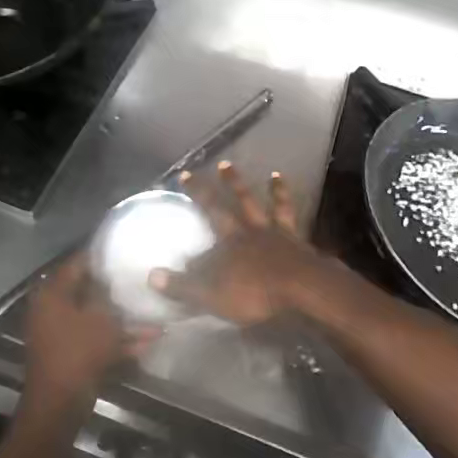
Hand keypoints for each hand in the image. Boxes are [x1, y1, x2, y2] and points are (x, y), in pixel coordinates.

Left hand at [25, 254, 144, 402]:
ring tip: (151, 309)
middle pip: (87, 290)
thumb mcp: (102, 319)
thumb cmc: (78, 352)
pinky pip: (97, 339)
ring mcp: (61, 333)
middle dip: (114, 287)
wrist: (60, 402)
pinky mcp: (72, 353)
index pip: (77, 263)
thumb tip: (117, 281)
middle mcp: (53, 309)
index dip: (102, 256)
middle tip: (140, 278)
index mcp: (53, 294)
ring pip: (95, 317)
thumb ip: (110, 297)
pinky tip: (149, 340)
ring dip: (121, 317)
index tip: (126, 250)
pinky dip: (118, 340)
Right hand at [150, 162, 327, 325]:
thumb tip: (152, 275)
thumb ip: (183, 286)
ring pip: (273, 207)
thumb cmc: (255, 293)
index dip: (197, 193)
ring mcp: (280, 236)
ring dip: (273, 190)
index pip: (210, 211)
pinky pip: (297, 225)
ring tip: (274, 174)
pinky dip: (298, 215)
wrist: (304, 290)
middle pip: (240, 202)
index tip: (185, 174)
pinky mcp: (301, 246)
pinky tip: (306, 212)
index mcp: (231, 240)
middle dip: (229, 184)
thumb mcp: (212, 294)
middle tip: (223, 163)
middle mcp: (254, 231)